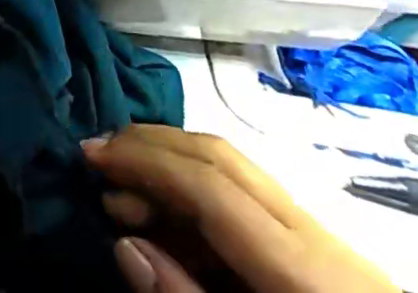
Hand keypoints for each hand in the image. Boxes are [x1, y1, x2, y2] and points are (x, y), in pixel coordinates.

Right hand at [84, 126, 395, 292]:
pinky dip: (192, 200)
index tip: (90, 155)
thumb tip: (124, 243)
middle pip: (225, 160)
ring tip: (120, 193)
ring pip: (234, 174)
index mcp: (312, 271)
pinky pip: (246, 205)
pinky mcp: (322, 257)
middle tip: (97, 155)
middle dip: (151, 146)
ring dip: (167, 169)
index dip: (144, 162)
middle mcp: (323, 241)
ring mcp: (327, 244)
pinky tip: (160, 218)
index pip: (214, 187)